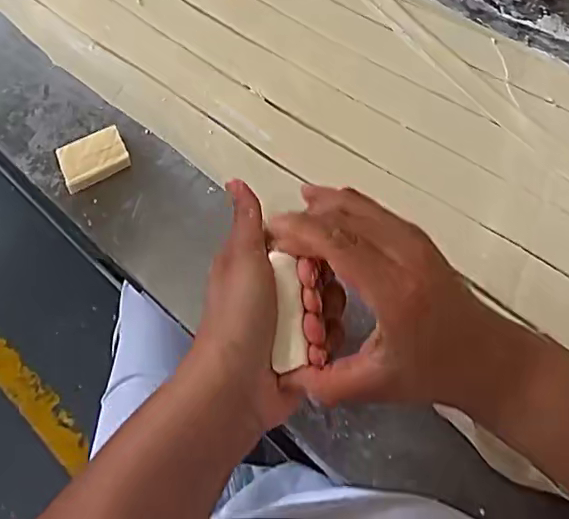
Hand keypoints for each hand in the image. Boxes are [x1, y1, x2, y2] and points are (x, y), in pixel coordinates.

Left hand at [176, 181, 306, 436]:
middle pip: (321, 274)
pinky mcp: (306, 353)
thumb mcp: (242, 258)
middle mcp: (277, 290)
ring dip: (324, 321)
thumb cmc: (237, 315)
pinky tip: (314, 354)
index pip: (301, 242)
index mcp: (259, 263)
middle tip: (307, 303)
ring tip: (308, 335)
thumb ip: (247, 219)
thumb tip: (235, 181)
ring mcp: (292, 323)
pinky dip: (327, 346)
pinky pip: (333, 338)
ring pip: (331, 306)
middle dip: (321, 290)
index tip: (306, 265)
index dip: (311, 251)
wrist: (237, 386)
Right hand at [269, 185, 528, 410]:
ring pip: (358, 205)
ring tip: (295, 213)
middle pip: (344, 216)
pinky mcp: (416, 235)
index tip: (273, 233)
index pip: (338, 243)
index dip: (301, 232)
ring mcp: (413, 239)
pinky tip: (325, 207)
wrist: (487, 357)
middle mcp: (404, 254)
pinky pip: (372, 208)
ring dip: (323, 205)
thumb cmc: (435, 370)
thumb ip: (330, 384)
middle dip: (305, 217)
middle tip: (278, 231)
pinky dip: (343, 204)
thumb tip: (289, 377)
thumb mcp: (380, 386)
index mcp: (393, 290)